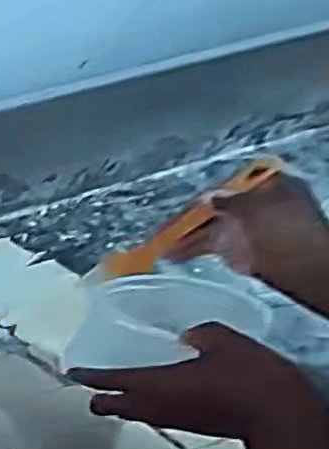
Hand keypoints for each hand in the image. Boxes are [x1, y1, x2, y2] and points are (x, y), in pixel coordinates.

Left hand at [69, 323, 322, 440]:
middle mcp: (143, 405)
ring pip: (125, 413)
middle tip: (101, 383)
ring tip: (132, 389)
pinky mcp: (183, 427)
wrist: (279, 417)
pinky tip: (166, 397)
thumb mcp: (229, 346)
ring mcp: (161, 419)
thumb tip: (189, 332)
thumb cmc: (249, 381)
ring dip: (122, 402)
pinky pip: (151, 417)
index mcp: (144, 385)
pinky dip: (147, 408)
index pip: (101, 380)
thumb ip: (203, 334)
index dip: (84, 375)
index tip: (72, 371)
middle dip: (96, 395)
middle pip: (102, 404)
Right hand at [166, 172, 328, 316]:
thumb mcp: (254, 206)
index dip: (207, 196)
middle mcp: (253, 206)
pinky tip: (169, 257)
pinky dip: (185, 250)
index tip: (186, 208)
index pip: (230, 187)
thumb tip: (206, 198)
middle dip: (185, 221)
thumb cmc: (280, 228)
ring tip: (157, 248)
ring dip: (179, 238)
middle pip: (211, 210)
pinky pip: (202, 245)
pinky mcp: (230, 246)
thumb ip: (230, 199)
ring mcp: (241, 227)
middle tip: (160, 232)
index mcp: (268, 190)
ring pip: (202, 229)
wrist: (291, 260)